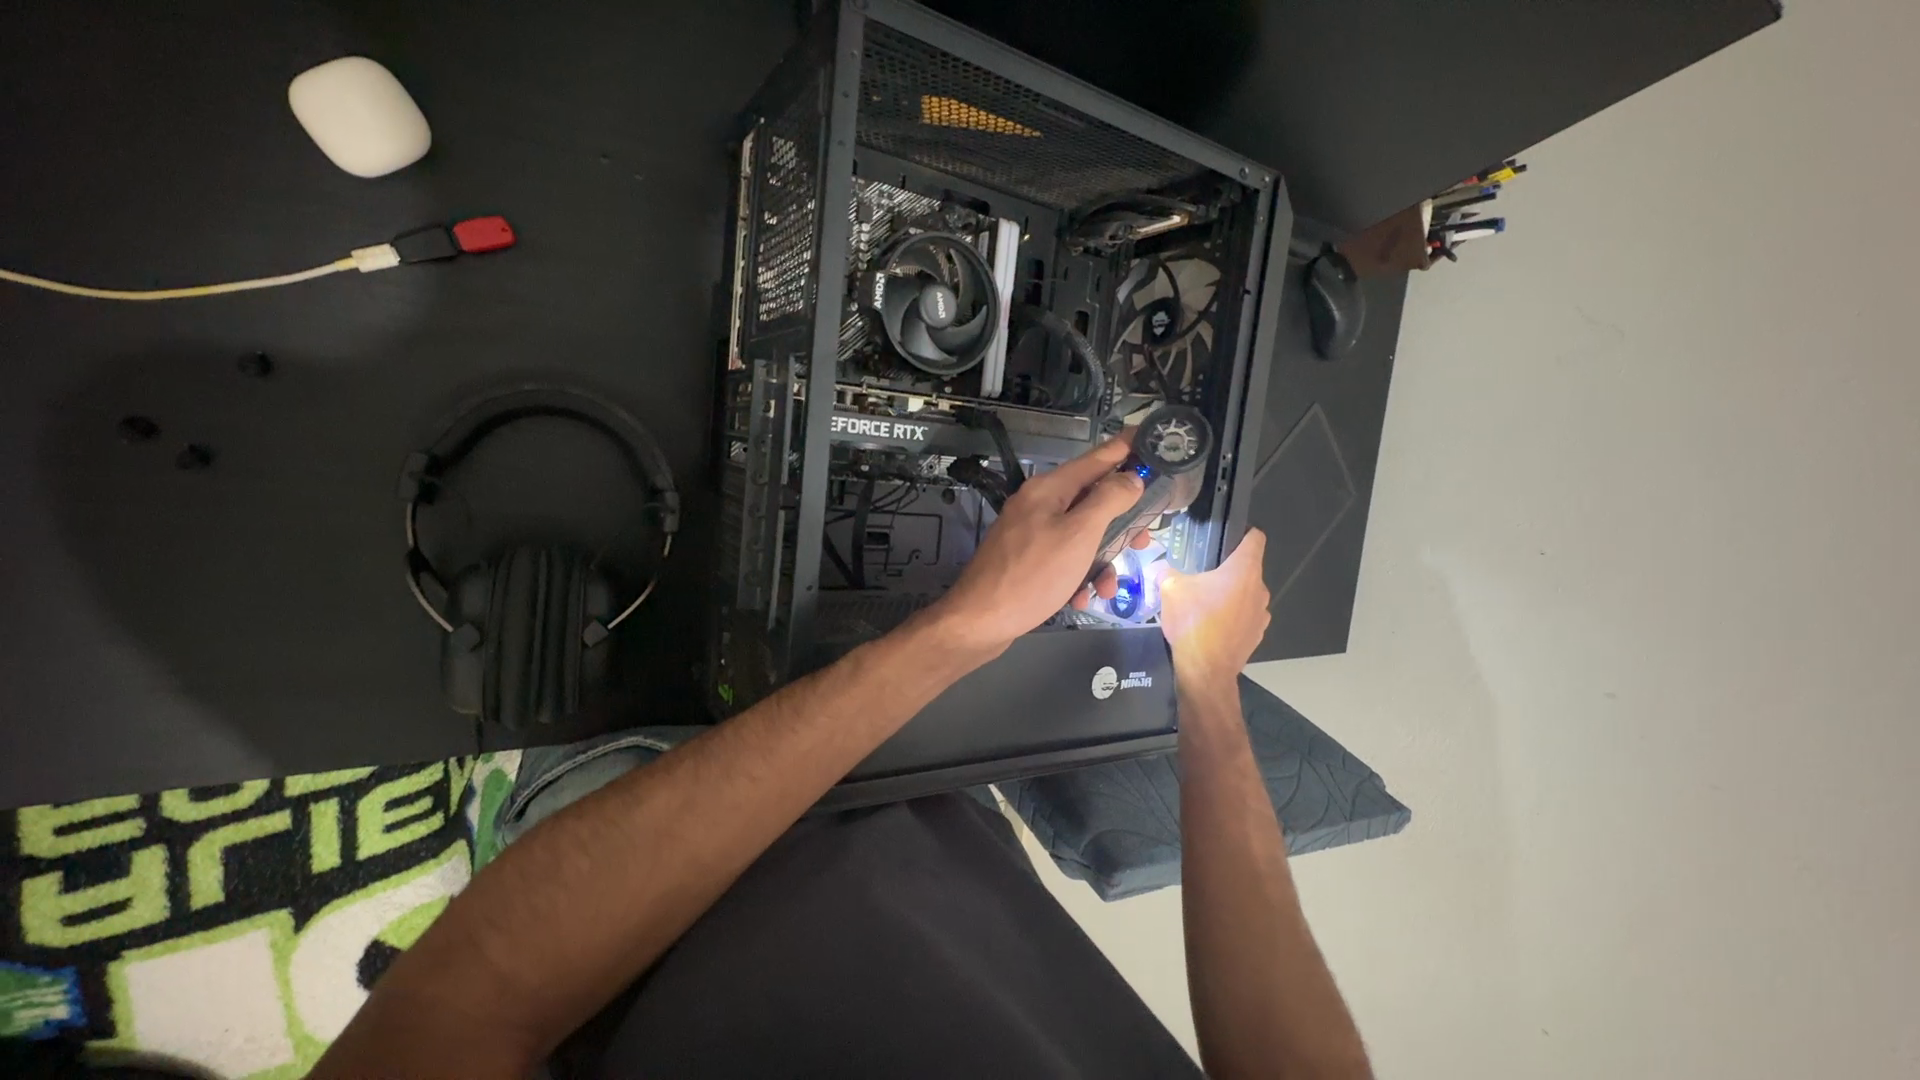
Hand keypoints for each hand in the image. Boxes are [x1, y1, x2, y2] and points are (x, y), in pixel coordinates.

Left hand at [931, 436, 1145, 653]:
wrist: (980, 621)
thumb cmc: (1033, 575)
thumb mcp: (1078, 535)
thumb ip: (1108, 501)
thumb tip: (1131, 478)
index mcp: (1049, 489)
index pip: (1096, 458)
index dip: (1126, 449)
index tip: (1151, 440)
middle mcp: (1038, 504)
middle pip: (1092, 500)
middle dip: (1121, 523)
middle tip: (1143, 540)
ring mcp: (1030, 533)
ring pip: (1081, 536)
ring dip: (1101, 562)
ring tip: (1108, 587)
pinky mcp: (1027, 560)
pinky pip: (1063, 560)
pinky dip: (1077, 578)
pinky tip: (1080, 599)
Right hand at [1156, 528, 1270, 691]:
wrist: (1205, 668)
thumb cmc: (1192, 621)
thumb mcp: (1170, 589)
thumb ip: (1166, 572)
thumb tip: (1160, 568)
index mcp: (1243, 570)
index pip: (1255, 538)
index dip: (1243, 533)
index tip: (1226, 539)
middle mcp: (1259, 588)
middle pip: (1247, 569)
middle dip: (1227, 571)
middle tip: (1201, 577)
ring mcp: (1262, 613)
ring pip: (1246, 594)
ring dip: (1230, 595)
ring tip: (1205, 605)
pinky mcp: (1257, 634)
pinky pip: (1245, 616)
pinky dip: (1232, 617)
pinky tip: (1212, 626)